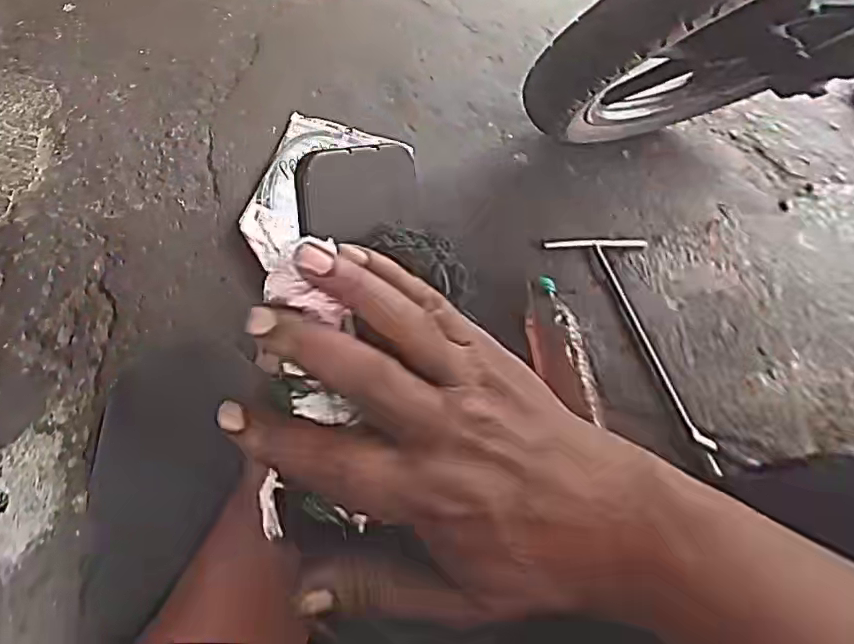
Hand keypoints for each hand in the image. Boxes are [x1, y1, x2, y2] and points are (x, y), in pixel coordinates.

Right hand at [218, 243, 668, 624]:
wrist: (614, 517)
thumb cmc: (538, 553)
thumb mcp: (457, 596)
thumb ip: (376, 587)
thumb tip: (311, 587)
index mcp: (430, 489)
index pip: (336, 461)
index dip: (278, 439)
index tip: (238, 418)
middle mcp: (443, 425)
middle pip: (363, 375)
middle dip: (305, 344)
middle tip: (260, 325)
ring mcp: (466, 378)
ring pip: (400, 324)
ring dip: (348, 287)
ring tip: (304, 261)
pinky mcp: (485, 350)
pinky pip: (434, 304)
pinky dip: (394, 275)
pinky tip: (360, 256)